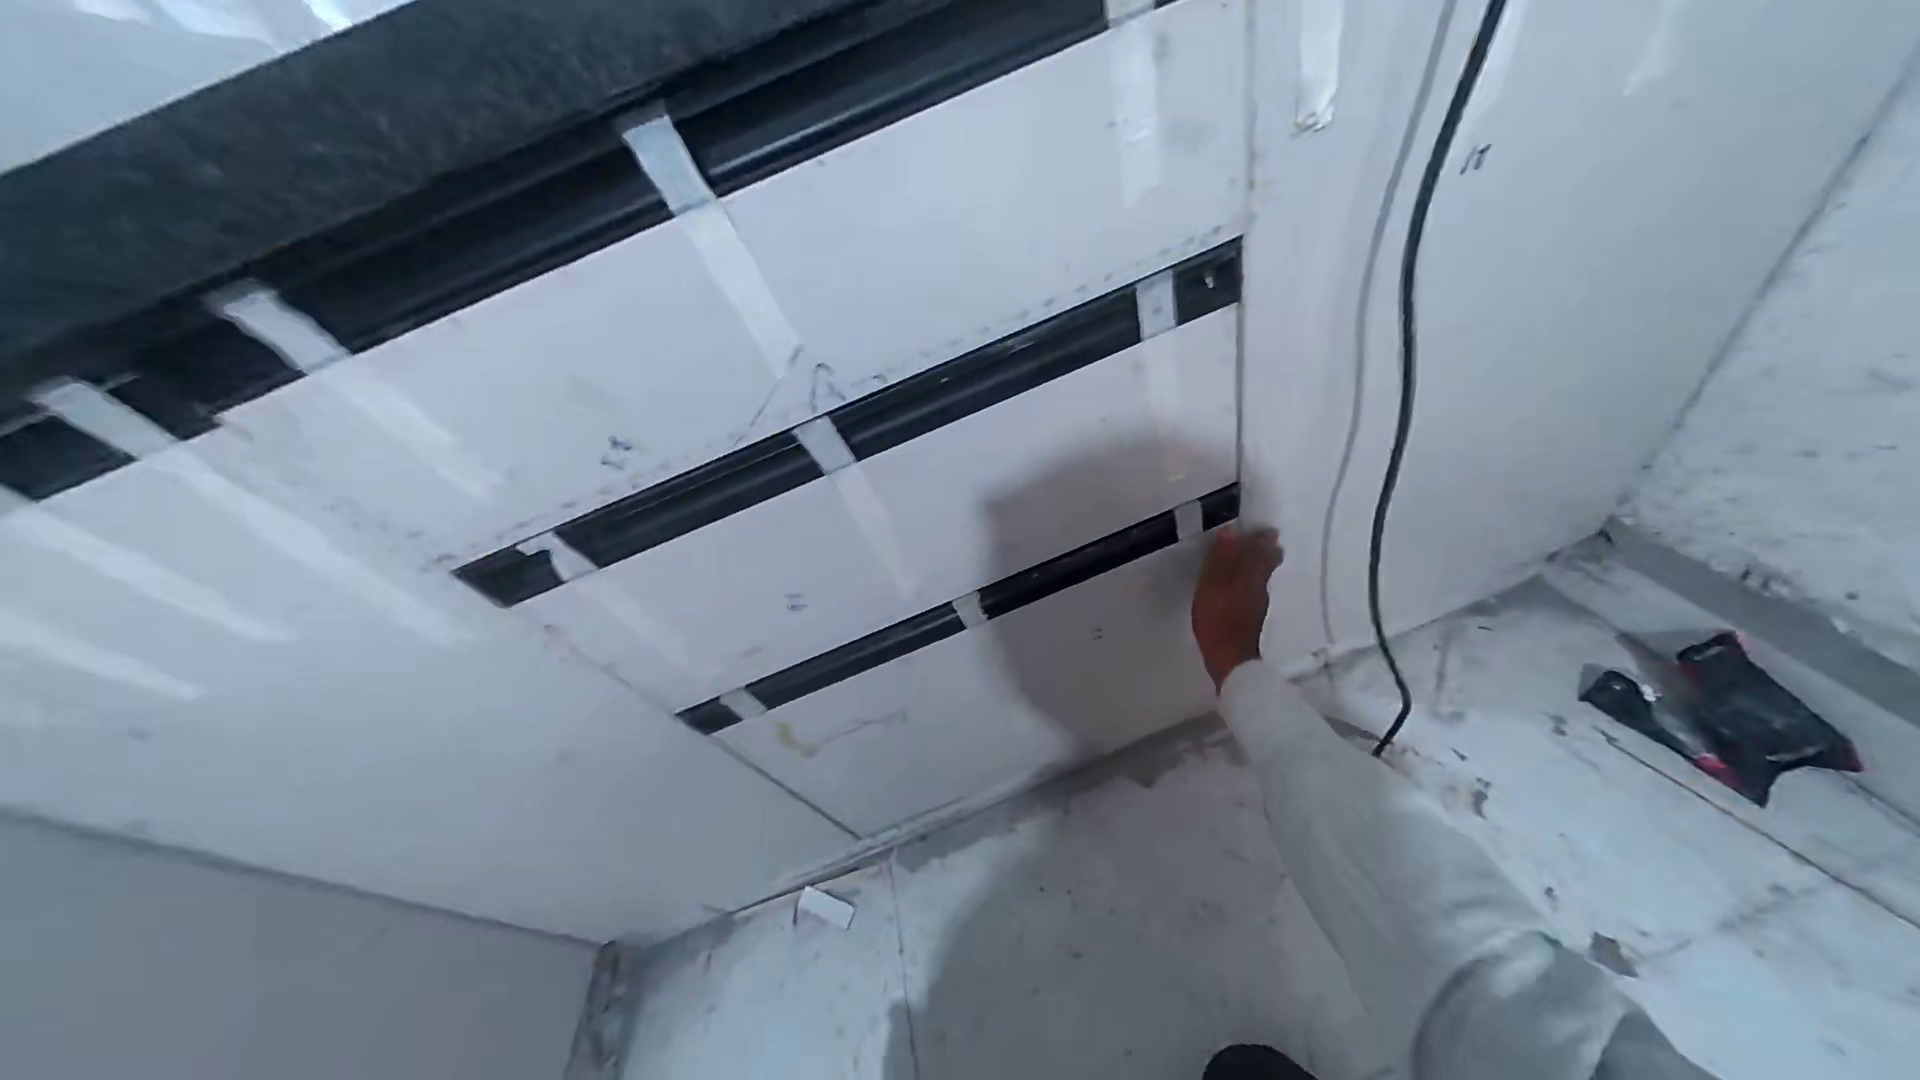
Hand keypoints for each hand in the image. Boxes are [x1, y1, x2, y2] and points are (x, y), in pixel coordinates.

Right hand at [1191, 525, 1282, 690]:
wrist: (1230, 659)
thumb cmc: (1217, 620)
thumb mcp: (1211, 586)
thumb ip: (1222, 560)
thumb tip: (1232, 530)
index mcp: (1251, 575)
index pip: (1262, 549)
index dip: (1261, 537)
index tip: (1259, 528)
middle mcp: (1261, 586)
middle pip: (1268, 562)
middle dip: (1265, 550)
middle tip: (1260, 540)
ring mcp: (1260, 602)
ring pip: (1264, 575)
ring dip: (1260, 564)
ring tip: (1252, 558)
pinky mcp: (1254, 616)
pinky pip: (1257, 589)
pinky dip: (1253, 581)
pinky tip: (1244, 585)